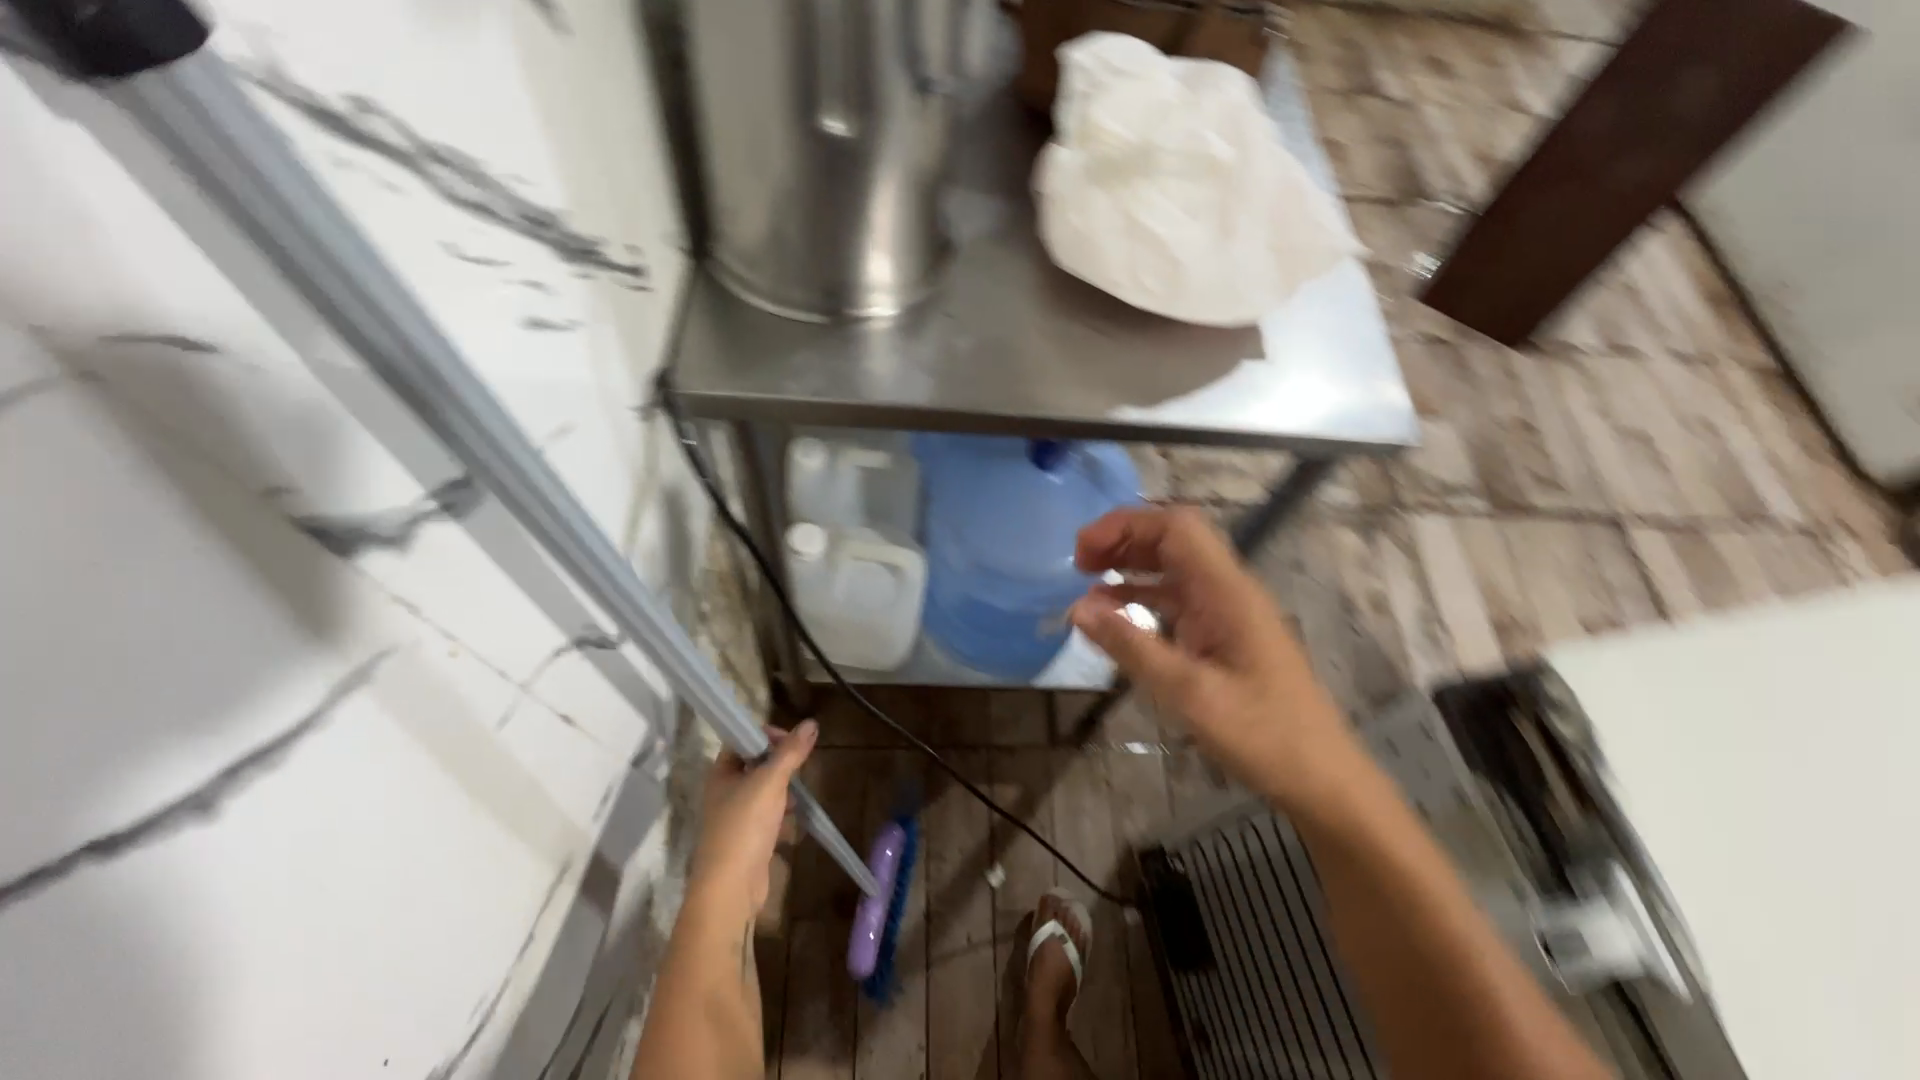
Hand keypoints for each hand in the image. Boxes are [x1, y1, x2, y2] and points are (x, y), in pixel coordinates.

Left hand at [687, 720, 817, 917]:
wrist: (731, 887)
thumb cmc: (745, 826)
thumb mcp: (770, 782)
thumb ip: (791, 753)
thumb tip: (811, 723)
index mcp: (721, 773)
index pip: (742, 741)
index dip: (766, 735)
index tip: (792, 742)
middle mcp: (725, 792)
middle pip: (756, 766)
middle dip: (781, 766)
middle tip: (800, 770)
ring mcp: (736, 818)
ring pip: (765, 794)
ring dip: (784, 794)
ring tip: (796, 800)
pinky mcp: (748, 840)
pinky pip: (769, 819)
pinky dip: (783, 818)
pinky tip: (794, 825)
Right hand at [1069, 506, 1361, 810]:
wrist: (1320, 777)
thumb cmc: (1261, 734)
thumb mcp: (1188, 693)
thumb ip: (1132, 646)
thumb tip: (1078, 608)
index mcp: (1228, 592)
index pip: (1176, 527)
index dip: (1126, 525)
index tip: (1082, 551)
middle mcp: (1230, 591)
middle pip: (1174, 541)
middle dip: (1124, 541)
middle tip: (1077, 565)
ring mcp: (1229, 614)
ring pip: (1175, 570)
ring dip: (1132, 568)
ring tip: (1087, 586)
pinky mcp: (1226, 637)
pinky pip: (1180, 602)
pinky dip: (1145, 599)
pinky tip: (1116, 617)